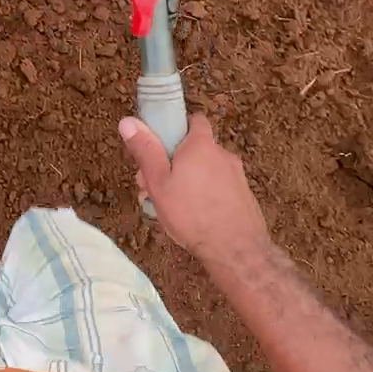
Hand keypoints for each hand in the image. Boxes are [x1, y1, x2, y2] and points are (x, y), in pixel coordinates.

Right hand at [118, 113, 273, 267]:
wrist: (237, 252)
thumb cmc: (191, 213)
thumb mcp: (158, 181)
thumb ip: (145, 150)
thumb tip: (128, 120)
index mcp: (201, 146)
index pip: (194, 119)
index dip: (176, 126)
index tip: (159, 142)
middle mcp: (223, 155)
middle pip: (194, 148)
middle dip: (171, 161)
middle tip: (152, 186)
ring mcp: (237, 176)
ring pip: (204, 170)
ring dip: (185, 180)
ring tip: (167, 206)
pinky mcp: (244, 196)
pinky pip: (217, 187)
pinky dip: (202, 194)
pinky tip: (190, 216)